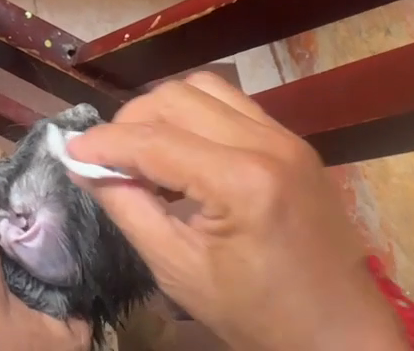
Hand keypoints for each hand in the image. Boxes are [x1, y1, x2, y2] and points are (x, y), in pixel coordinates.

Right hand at [68, 73, 407, 350]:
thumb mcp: (179, 270)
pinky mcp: (292, 139)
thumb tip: (81, 164)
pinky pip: (229, 101)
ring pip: (199, 87)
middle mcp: (266, 143)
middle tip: (109, 159)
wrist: (344, 339)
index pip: (152, 140)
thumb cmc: (258, 317)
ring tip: (146, 150)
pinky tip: (184, 148)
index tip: (69, 151)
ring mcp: (284, 136)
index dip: (103, 143)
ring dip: (162, 110)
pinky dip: (194, 113)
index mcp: (241, 183)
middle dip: (129, 123)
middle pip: (172, 99)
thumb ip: (126, 206)